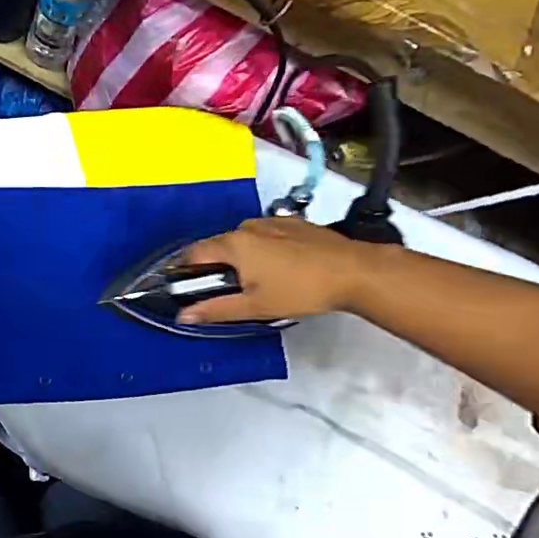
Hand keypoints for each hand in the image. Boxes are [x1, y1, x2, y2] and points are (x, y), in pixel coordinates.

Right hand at [176, 216, 386, 324]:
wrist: (355, 271)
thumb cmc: (300, 290)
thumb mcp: (255, 307)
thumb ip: (216, 309)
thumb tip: (184, 316)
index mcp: (234, 244)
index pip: (194, 252)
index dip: (184, 268)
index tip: (183, 283)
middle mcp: (248, 226)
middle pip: (219, 245)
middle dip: (215, 265)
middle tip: (224, 289)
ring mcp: (273, 221)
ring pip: (243, 239)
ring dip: (240, 256)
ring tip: (256, 280)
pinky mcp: (294, 223)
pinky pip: (265, 235)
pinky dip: (262, 249)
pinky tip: (279, 267)